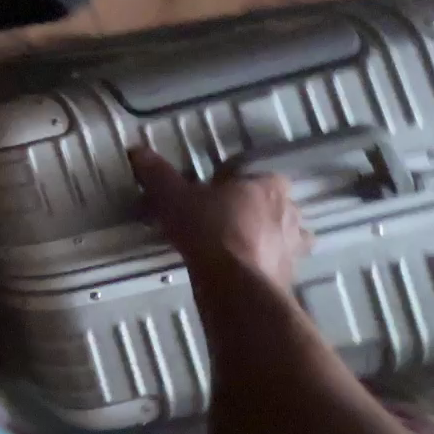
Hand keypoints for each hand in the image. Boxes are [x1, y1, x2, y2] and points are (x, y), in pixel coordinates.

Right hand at [128, 147, 312, 293]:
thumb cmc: (208, 229)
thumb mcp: (172, 197)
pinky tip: (240, 262)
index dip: (225, 180)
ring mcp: (295, 240)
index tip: (204, 190)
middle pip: (265, 200)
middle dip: (244, 205)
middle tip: (213, 214)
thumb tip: (138, 150)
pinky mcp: (293, 268)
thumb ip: (158, 174)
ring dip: (259, 231)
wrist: (236, 282)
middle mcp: (289, 208)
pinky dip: (262, 256)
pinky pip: (277, 256)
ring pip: (276, 228)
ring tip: (227, 240)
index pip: (248, 172)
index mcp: (265, 184)